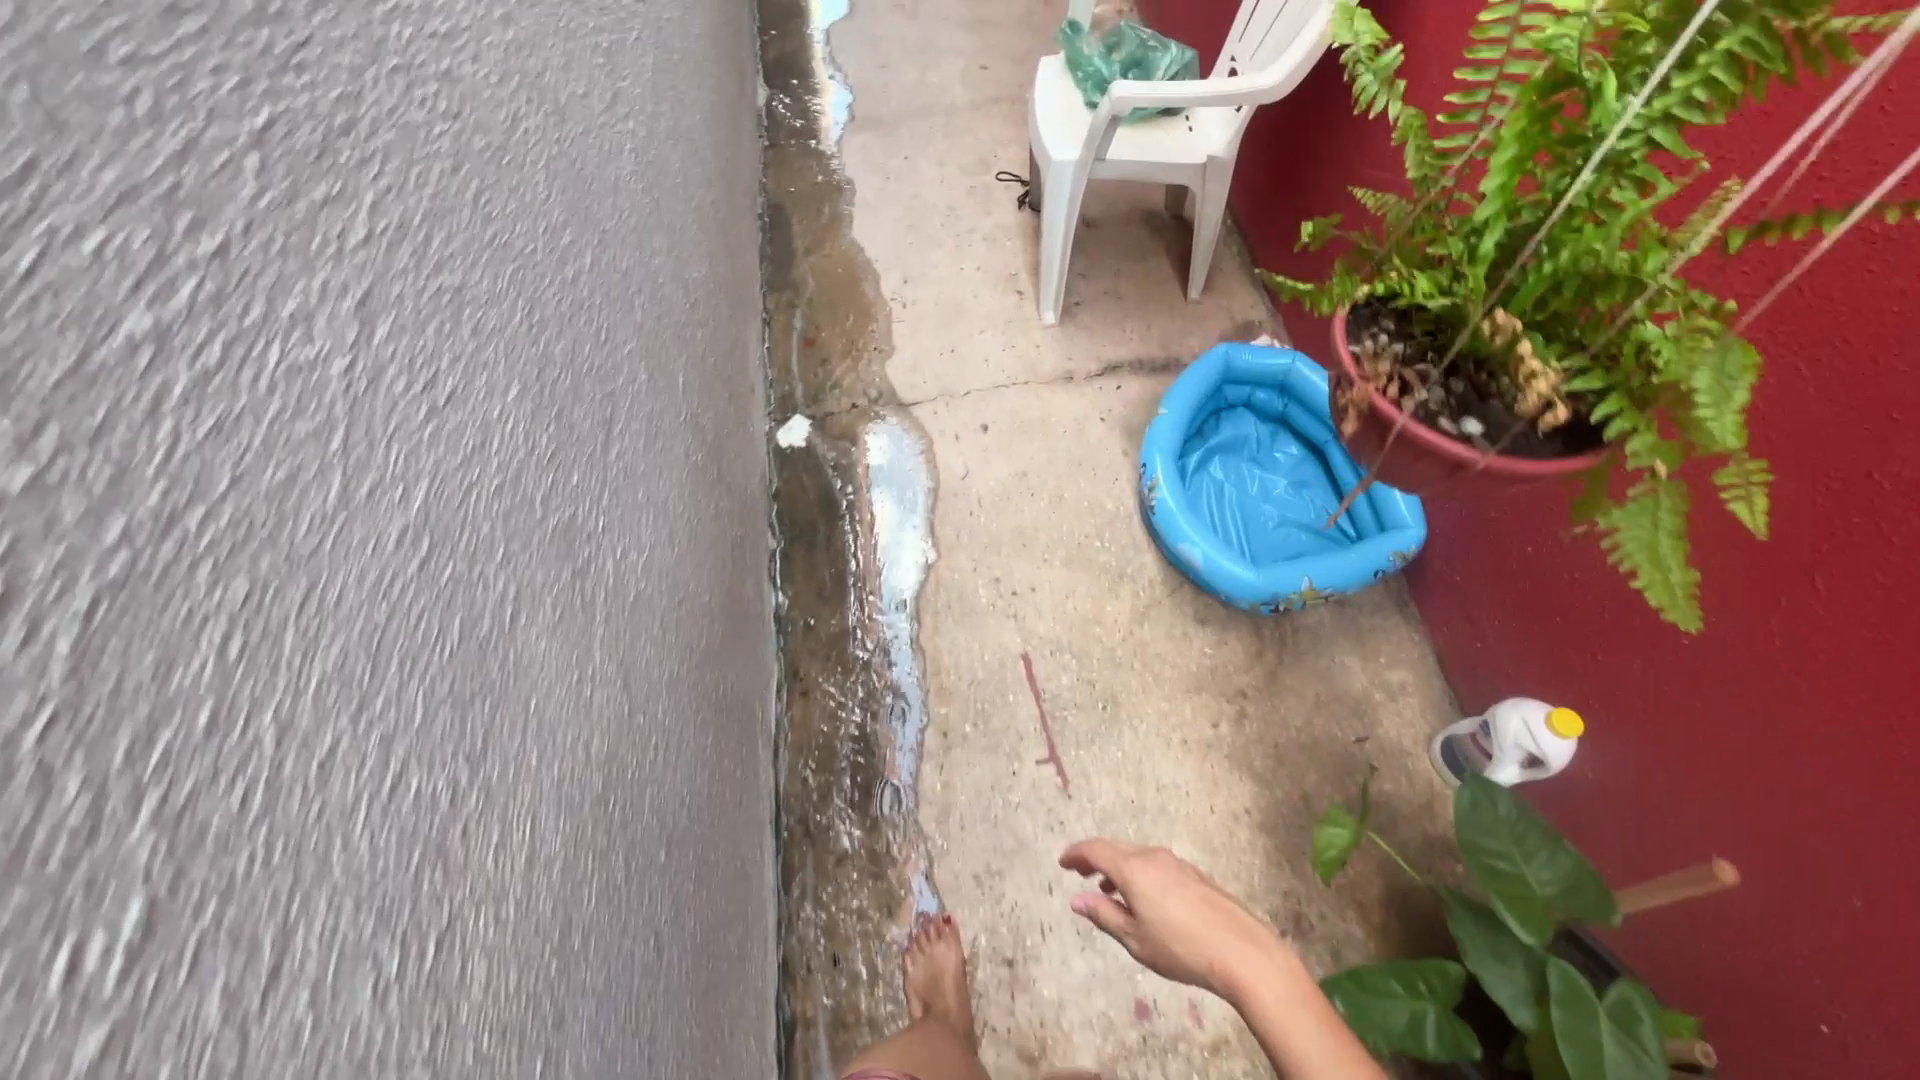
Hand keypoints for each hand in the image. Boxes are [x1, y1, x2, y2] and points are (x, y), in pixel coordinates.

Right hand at [1059, 838, 1293, 1002]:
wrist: (1242, 952)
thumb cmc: (1180, 948)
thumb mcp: (1134, 939)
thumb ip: (1104, 915)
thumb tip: (1077, 899)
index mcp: (1134, 869)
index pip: (1096, 850)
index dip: (1076, 854)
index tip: (1063, 863)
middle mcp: (1154, 857)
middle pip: (1116, 849)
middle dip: (1095, 858)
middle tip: (1080, 874)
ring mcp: (1178, 864)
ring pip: (1138, 856)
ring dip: (1118, 867)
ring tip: (1108, 890)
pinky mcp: (1195, 875)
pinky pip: (1156, 865)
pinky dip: (1139, 873)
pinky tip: (1144, 899)